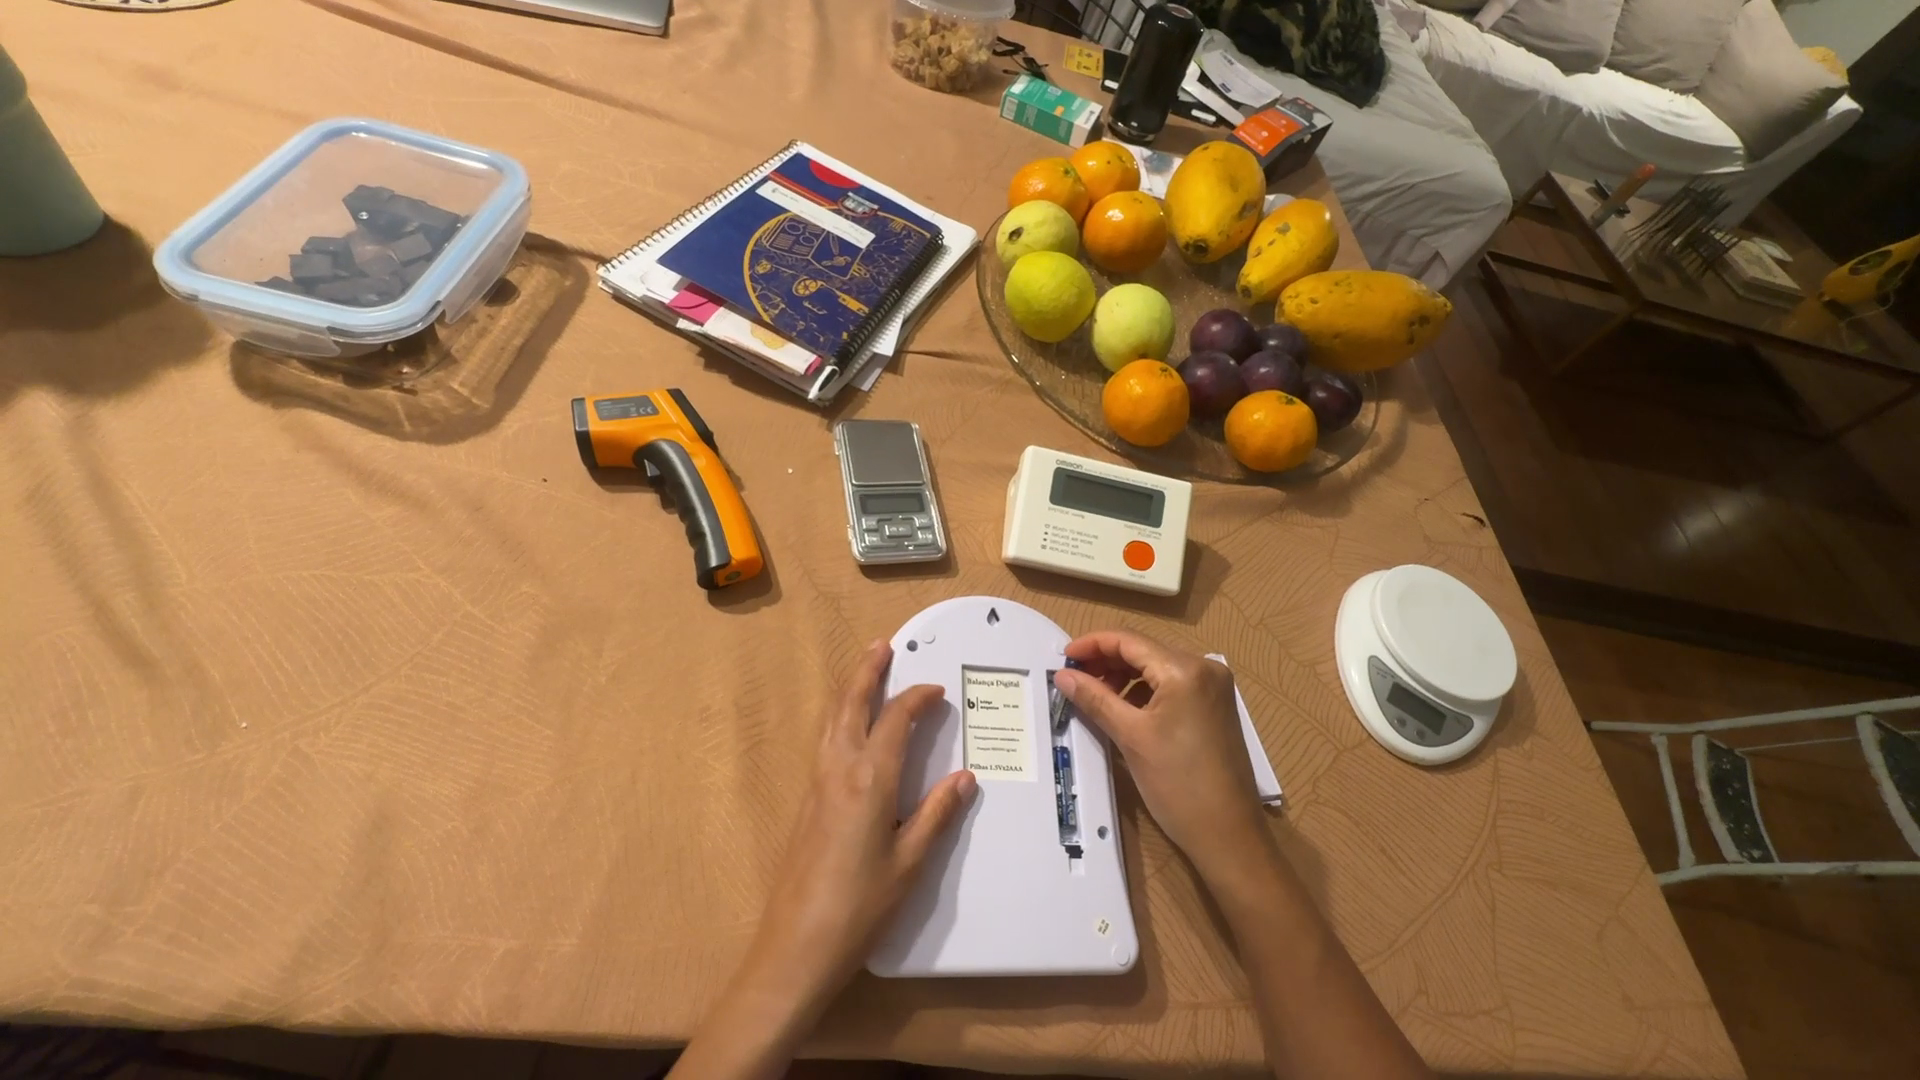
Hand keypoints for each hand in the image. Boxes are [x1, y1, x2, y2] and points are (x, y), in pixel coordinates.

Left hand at [744, 641, 976, 1003]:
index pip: (895, 721)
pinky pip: (823, 741)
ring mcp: (817, 784)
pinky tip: (845, 726)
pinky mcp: (806, 801)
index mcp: (870, 779)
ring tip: (863, 671)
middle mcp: (839, 770)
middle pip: (851, 705)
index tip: (936, 691)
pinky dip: (838, 717)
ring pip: (831, 720)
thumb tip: (965, 776)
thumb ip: (936, 814)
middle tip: (882, 645)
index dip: (916, 699)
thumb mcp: (910, 863)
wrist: (796, 945)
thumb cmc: (860, 906)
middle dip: (867, 672)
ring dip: (849, 690)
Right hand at [1053, 631, 1268, 875]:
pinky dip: (1143, 692)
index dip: (1092, 644)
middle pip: (1143, 651)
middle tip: (1072, 679)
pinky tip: (1122, 709)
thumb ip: (1094, 698)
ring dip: (1123, 677)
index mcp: (1185, 669)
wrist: (1228, 834)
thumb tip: (1063, 674)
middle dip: (1105, 661)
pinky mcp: (1213, 707)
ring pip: (1156, 668)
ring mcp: (1213, 687)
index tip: (1062, 657)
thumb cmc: (1177, 784)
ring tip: (1092, 696)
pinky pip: (1171, 686)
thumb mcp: (1130, 736)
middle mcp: (1204, 668)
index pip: (1129, 641)